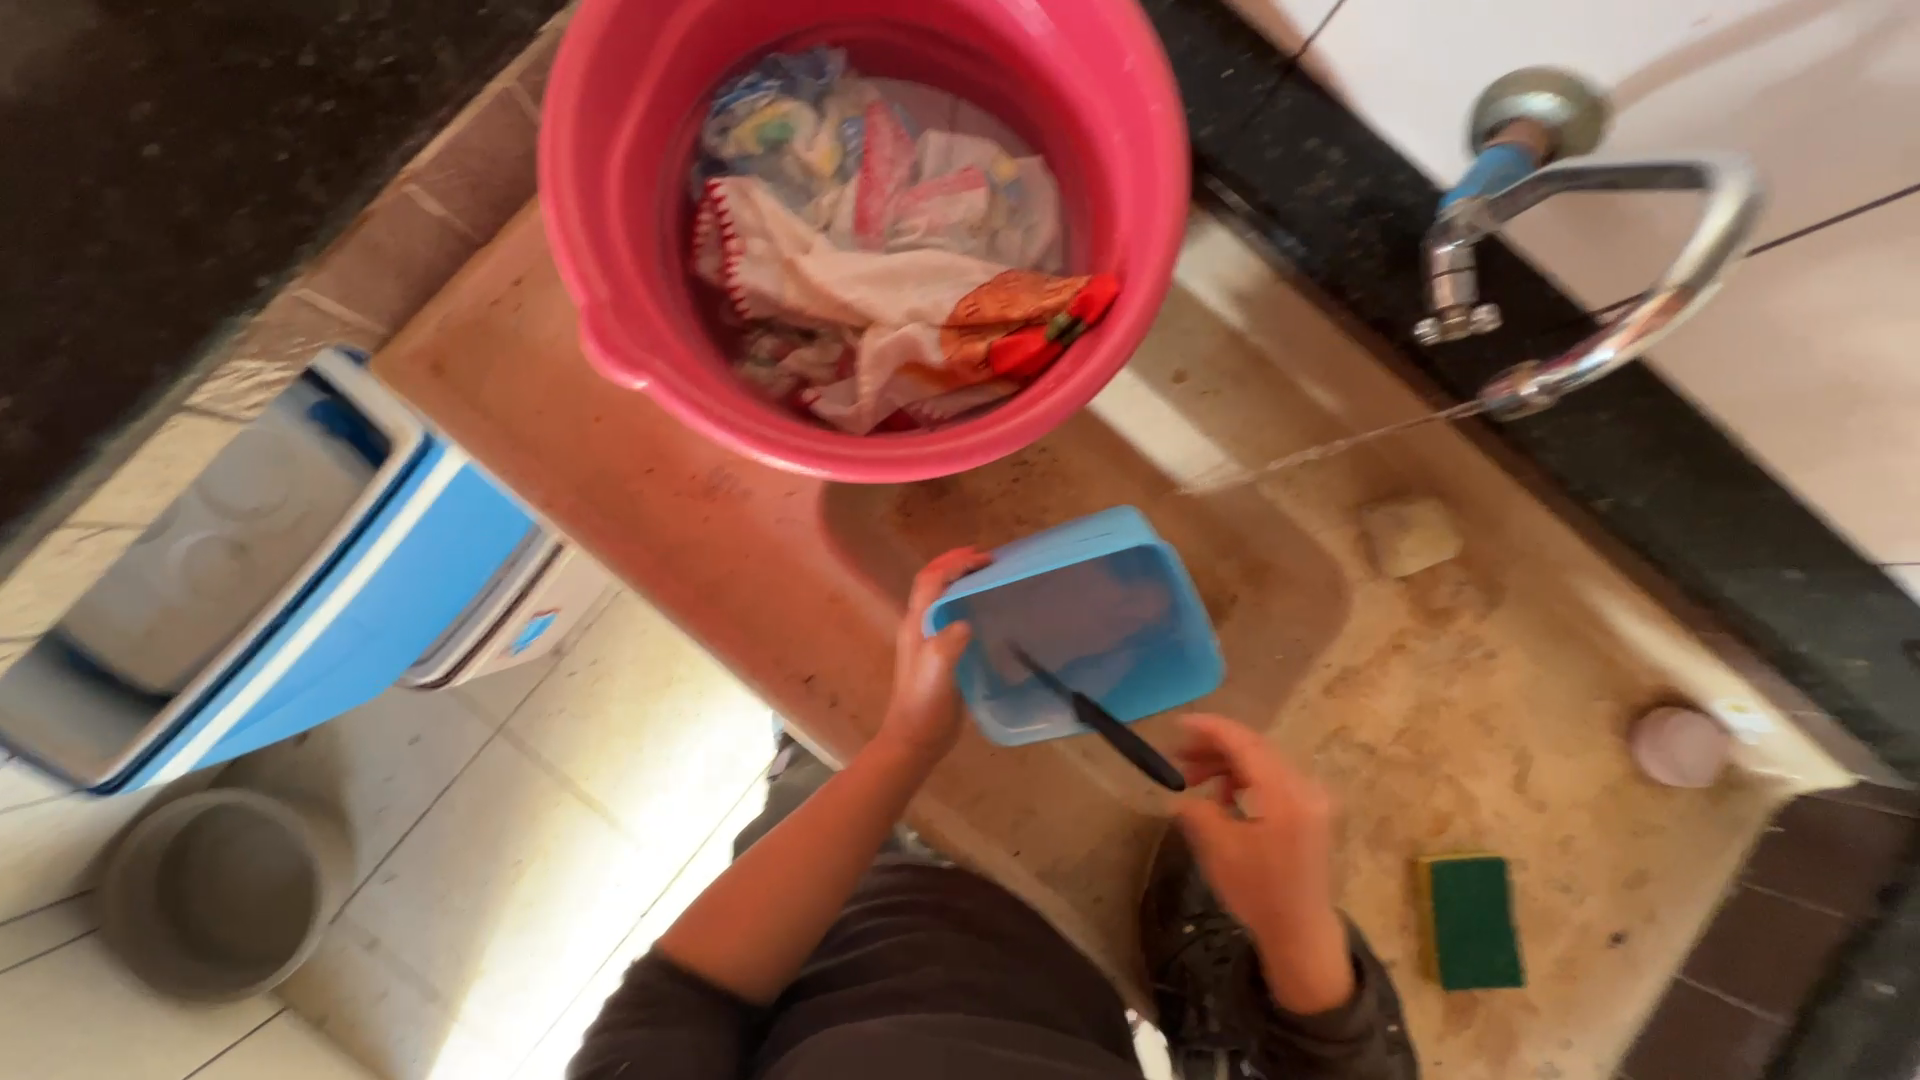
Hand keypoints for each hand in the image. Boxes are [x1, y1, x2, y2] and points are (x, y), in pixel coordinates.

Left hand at [877, 547, 991, 764]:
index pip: (932, 580)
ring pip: (941, 598)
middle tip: (986, 558)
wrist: (915, 739)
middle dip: (955, 564)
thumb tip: (966, 622)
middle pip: (933, 583)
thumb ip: (948, 643)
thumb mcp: (937, 671)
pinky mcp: (939, 655)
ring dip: (959, 581)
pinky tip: (984, 611)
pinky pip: (950, 617)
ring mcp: (927, 640)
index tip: (984, 557)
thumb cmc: (924, 705)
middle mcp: (919, 626)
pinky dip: (965, 603)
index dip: (954, 563)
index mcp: (916, 624)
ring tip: (987, 575)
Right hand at [1173, 713, 1353, 1013]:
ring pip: (1262, 761)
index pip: (1245, 743)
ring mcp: (1311, 798)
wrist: (1301, 933)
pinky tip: (1223, 798)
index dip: (1210, 729)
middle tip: (1178, 756)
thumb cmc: (1259, 893)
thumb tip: (1183, 795)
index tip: (1178, 724)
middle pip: (1255, 747)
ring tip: (1194, 779)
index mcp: (1284, 795)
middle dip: (1214, 747)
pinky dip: (1244, 778)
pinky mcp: (1309, 810)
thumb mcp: (1219, 850)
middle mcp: (1303, 788)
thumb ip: (1198, 811)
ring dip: (1226, 763)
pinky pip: (1271, 777)